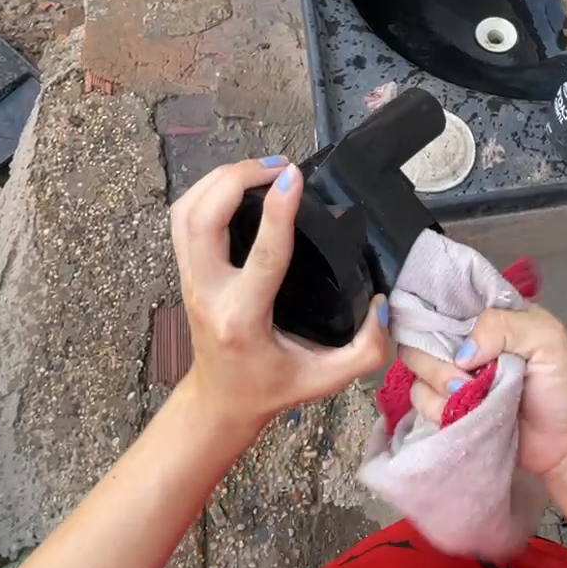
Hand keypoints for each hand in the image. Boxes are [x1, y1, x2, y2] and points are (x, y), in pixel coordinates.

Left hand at [170, 158, 391, 431]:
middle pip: (203, 219)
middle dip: (237, 179)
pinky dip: (206, 190)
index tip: (295, 178)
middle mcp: (209, 294)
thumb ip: (366, 350)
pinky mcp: (186, 270)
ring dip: (220, 179)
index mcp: (244, 319)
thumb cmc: (272, 387)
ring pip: (186, 211)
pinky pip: (183, 217)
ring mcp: (190, 280)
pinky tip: (238, 183)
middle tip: (280, 167)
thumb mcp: (326, 379)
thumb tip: (383, 304)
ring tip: (262, 168)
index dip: (279, 211)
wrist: (220, 400)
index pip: (263, 255)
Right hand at [396, 306, 566, 478]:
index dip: (435, 310)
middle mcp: (468, 341)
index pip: (448, 299)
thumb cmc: (566, 386)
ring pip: (418, 368)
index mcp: (492, 317)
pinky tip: (461, 415)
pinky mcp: (450, 407)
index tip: (440, 330)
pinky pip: (421, 400)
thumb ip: (504, 327)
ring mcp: (456, 375)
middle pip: (423, 335)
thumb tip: (461, 353)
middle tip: (462, 380)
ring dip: (437, 384)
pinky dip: (435, 408)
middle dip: (435, 359)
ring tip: (466, 398)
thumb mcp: (548, 340)